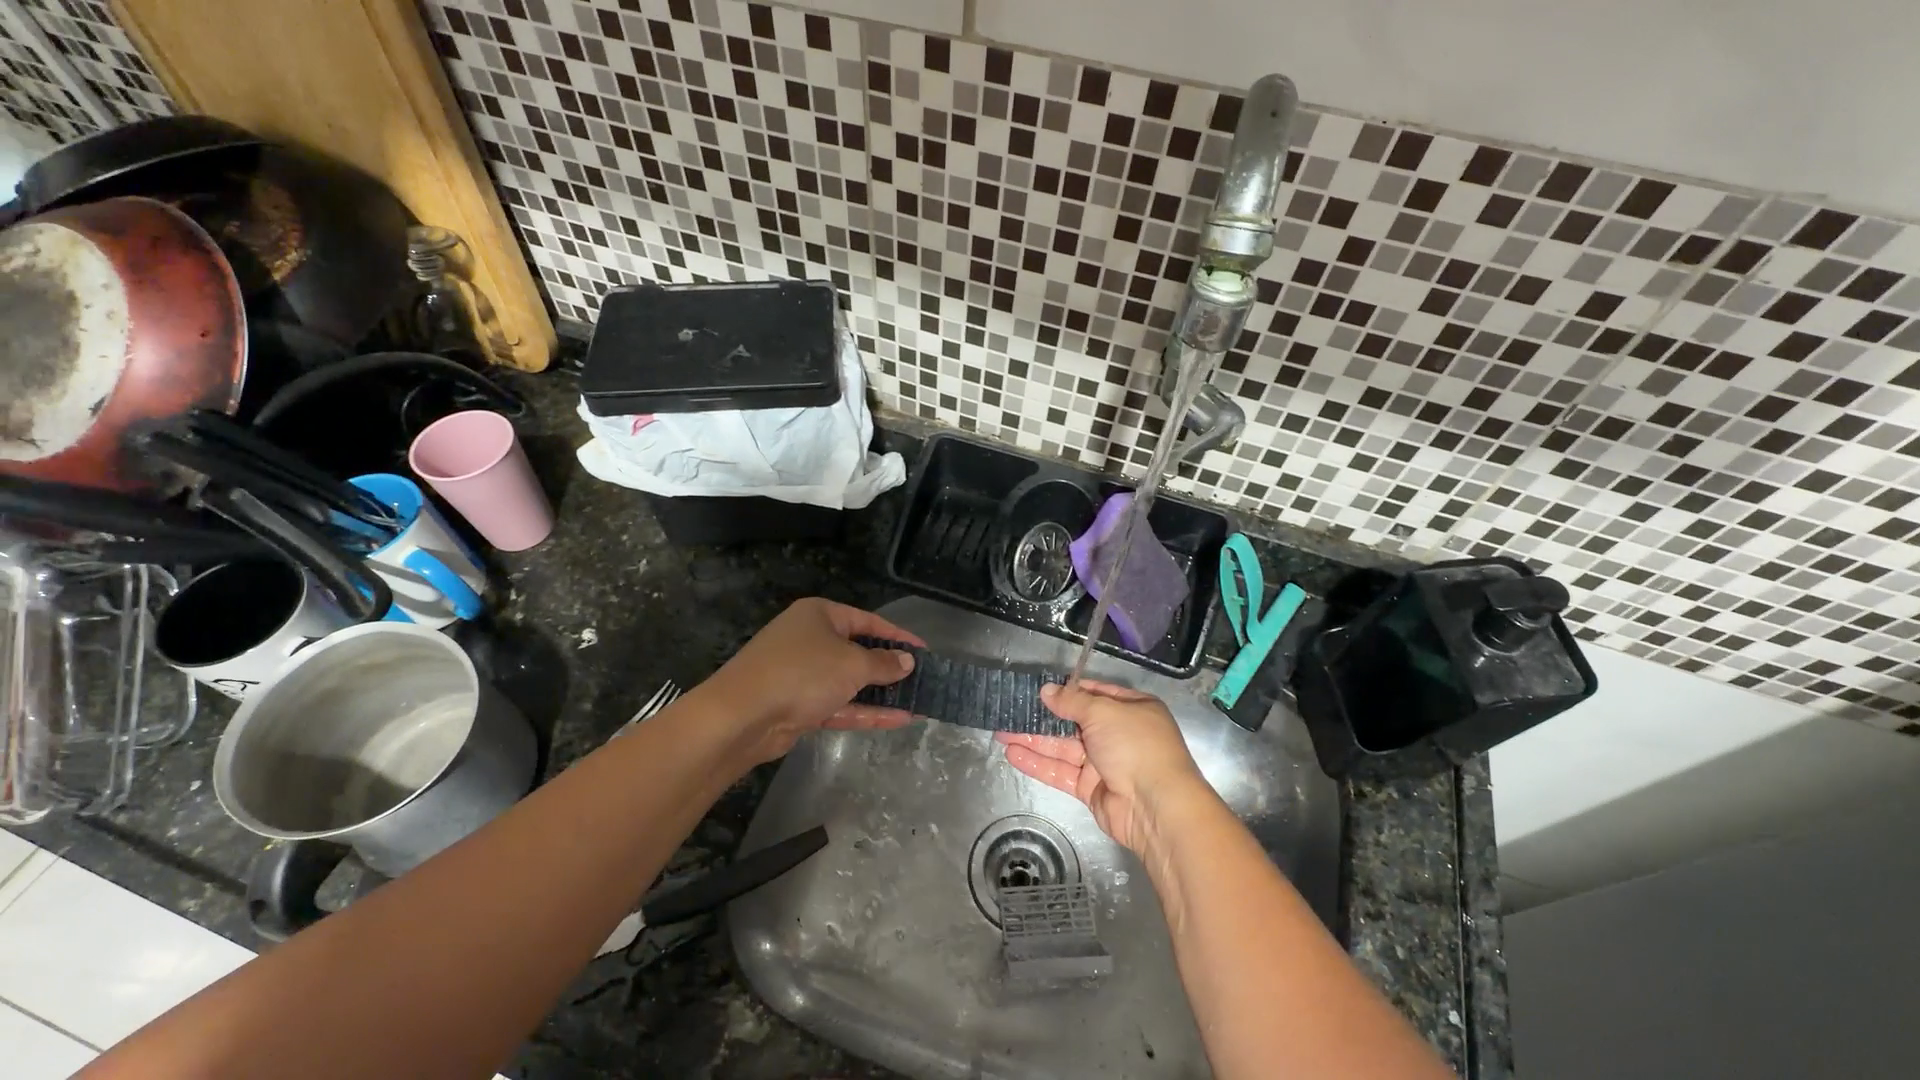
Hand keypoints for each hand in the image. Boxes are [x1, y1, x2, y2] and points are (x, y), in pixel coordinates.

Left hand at [704, 598, 923, 765]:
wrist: (743, 716)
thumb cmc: (802, 673)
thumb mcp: (852, 664)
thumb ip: (883, 663)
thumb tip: (907, 661)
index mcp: (820, 616)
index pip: (868, 621)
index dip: (898, 636)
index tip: (925, 651)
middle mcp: (810, 640)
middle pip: (858, 651)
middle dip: (890, 668)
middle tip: (924, 680)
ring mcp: (802, 675)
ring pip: (850, 683)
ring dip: (882, 694)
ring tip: (919, 702)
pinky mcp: (799, 706)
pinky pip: (839, 705)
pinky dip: (866, 711)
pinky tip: (899, 719)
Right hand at [996, 680, 1211, 856]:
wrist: (1155, 806)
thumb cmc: (1136, 746)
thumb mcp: (1104, 712)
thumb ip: (1072, 701)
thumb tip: (1047, 690)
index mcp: (1132, 709)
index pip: (1095, 694)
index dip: (1068, 691)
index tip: (1039, 688)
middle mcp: (1119, 734)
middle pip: (1074, 722)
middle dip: (1044, 717)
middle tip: (1011, 711)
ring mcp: (1104, 763)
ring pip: (1063, 748)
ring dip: (1034, 740)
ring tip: (1001, 732)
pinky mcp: (1089, 788)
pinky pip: (1060, 772)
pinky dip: (1038, 763)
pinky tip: (1013, 754)